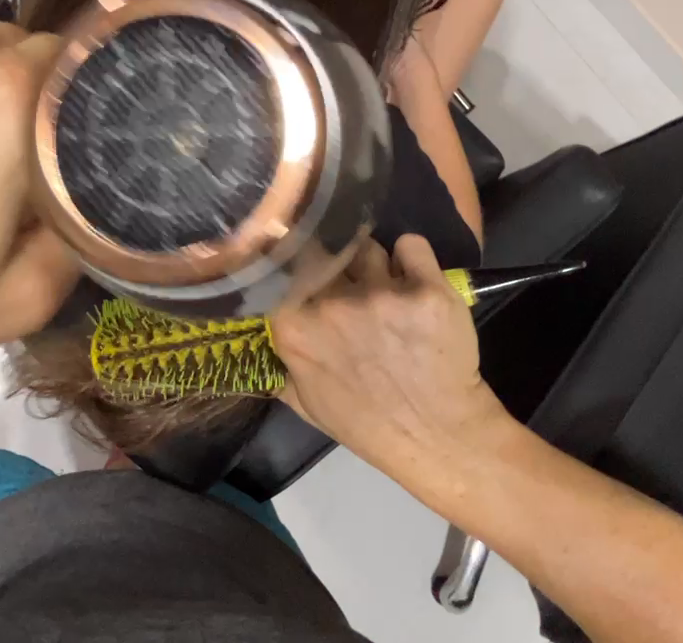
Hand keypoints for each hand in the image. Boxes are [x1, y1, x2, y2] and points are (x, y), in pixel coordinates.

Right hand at [270, 236, 512, 478]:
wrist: (436, 436)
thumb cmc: (365, 422)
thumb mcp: (302, 401)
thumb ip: (272, 362)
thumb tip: (246, 335)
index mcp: (295, 325)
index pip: (286, 268)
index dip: (299, 266)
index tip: (309, 273)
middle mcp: (332, 302)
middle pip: (327, 250)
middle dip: (336, 261)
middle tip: (349, 280)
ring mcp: (381, 292)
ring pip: (368, 246)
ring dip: (374, 261)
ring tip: (386, 285)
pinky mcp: (427, 289)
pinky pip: (412, 245)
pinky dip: (413, 257)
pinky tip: (415, 277)